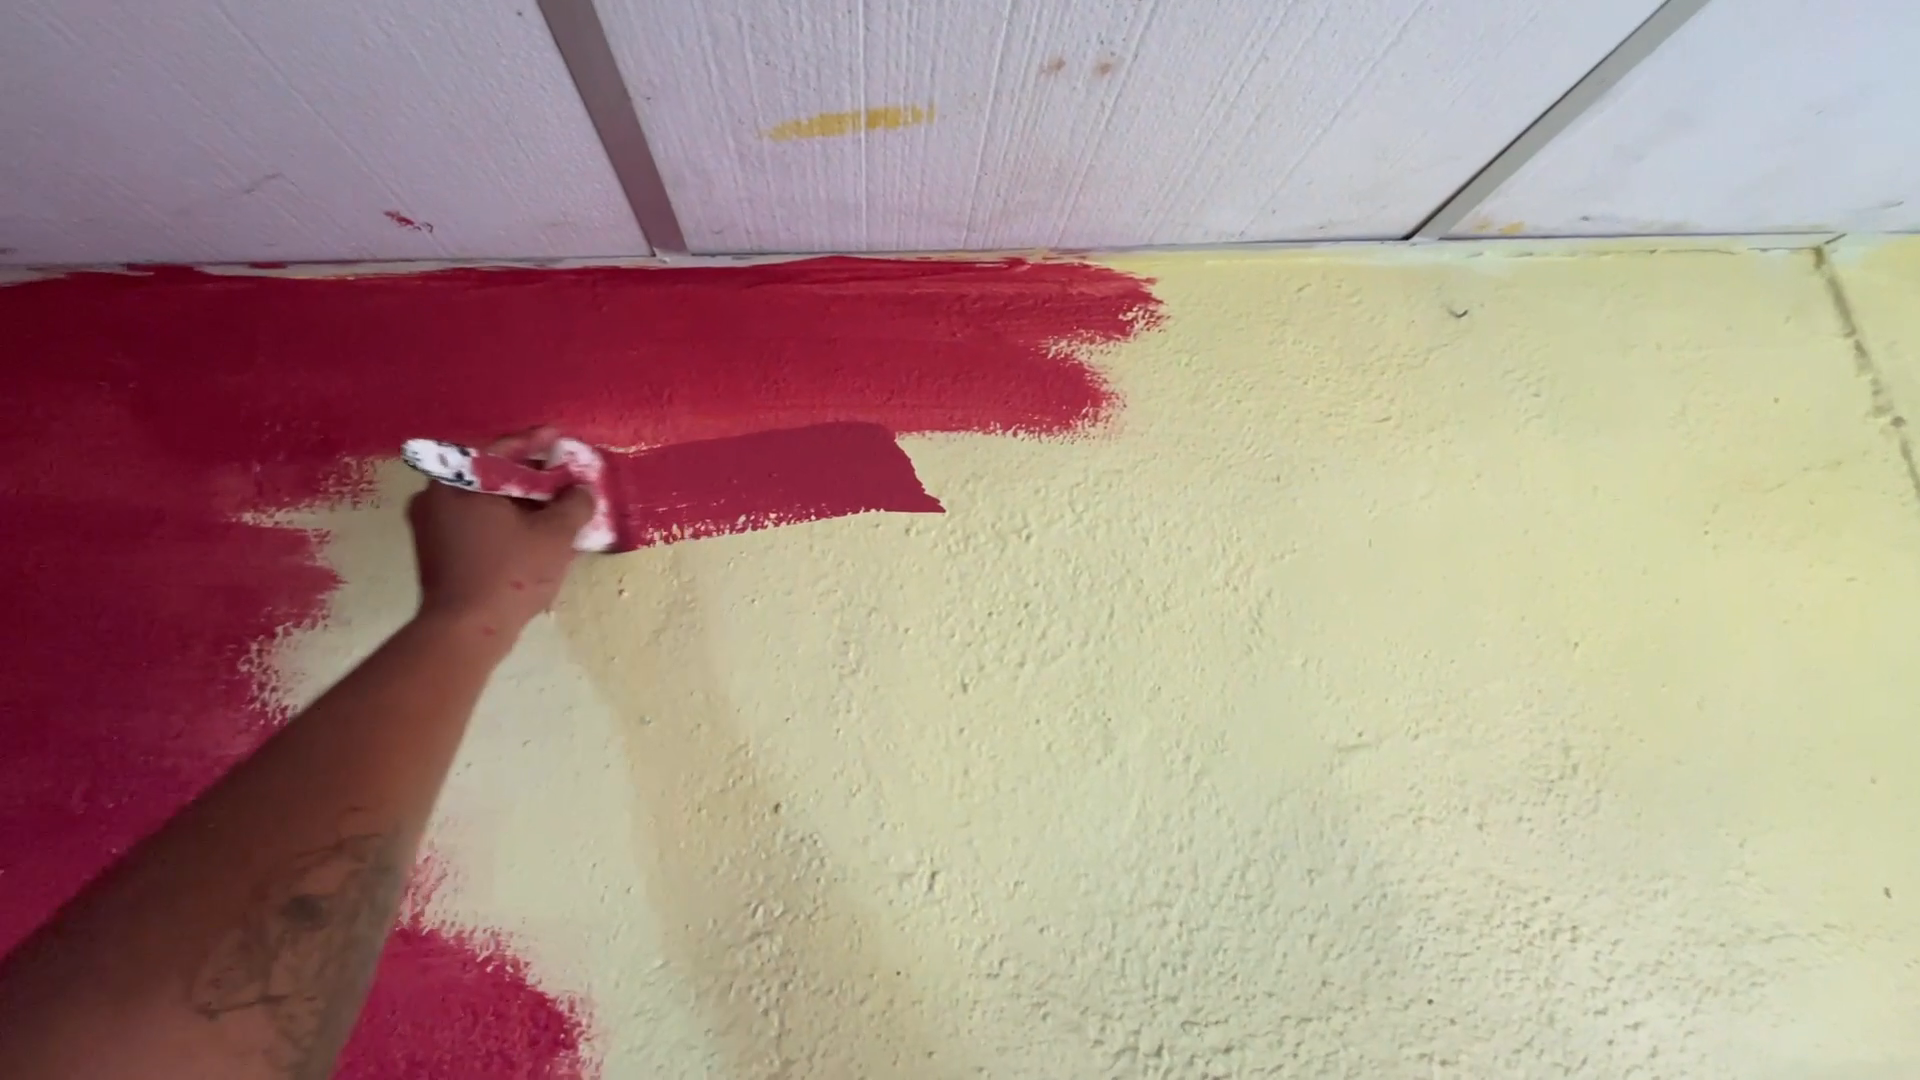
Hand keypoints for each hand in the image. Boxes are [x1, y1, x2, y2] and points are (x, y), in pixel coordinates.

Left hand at [406, 428, 594, 637]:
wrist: (466, 629)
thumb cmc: (511, 572)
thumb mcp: (555, 533)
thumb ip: (574, 504)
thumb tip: (582, 490)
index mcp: (458, 481)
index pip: (502, 449)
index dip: (537, 442)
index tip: (560, 437)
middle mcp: (435, 495)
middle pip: (490, 474)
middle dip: (531, 475)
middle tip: (563, 477)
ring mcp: (431, 525)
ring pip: (484, 500)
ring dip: (520, 500)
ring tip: (555, 506)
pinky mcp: (436, 551)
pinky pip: (477, 521)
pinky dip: (506, 519)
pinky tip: (534, 531)